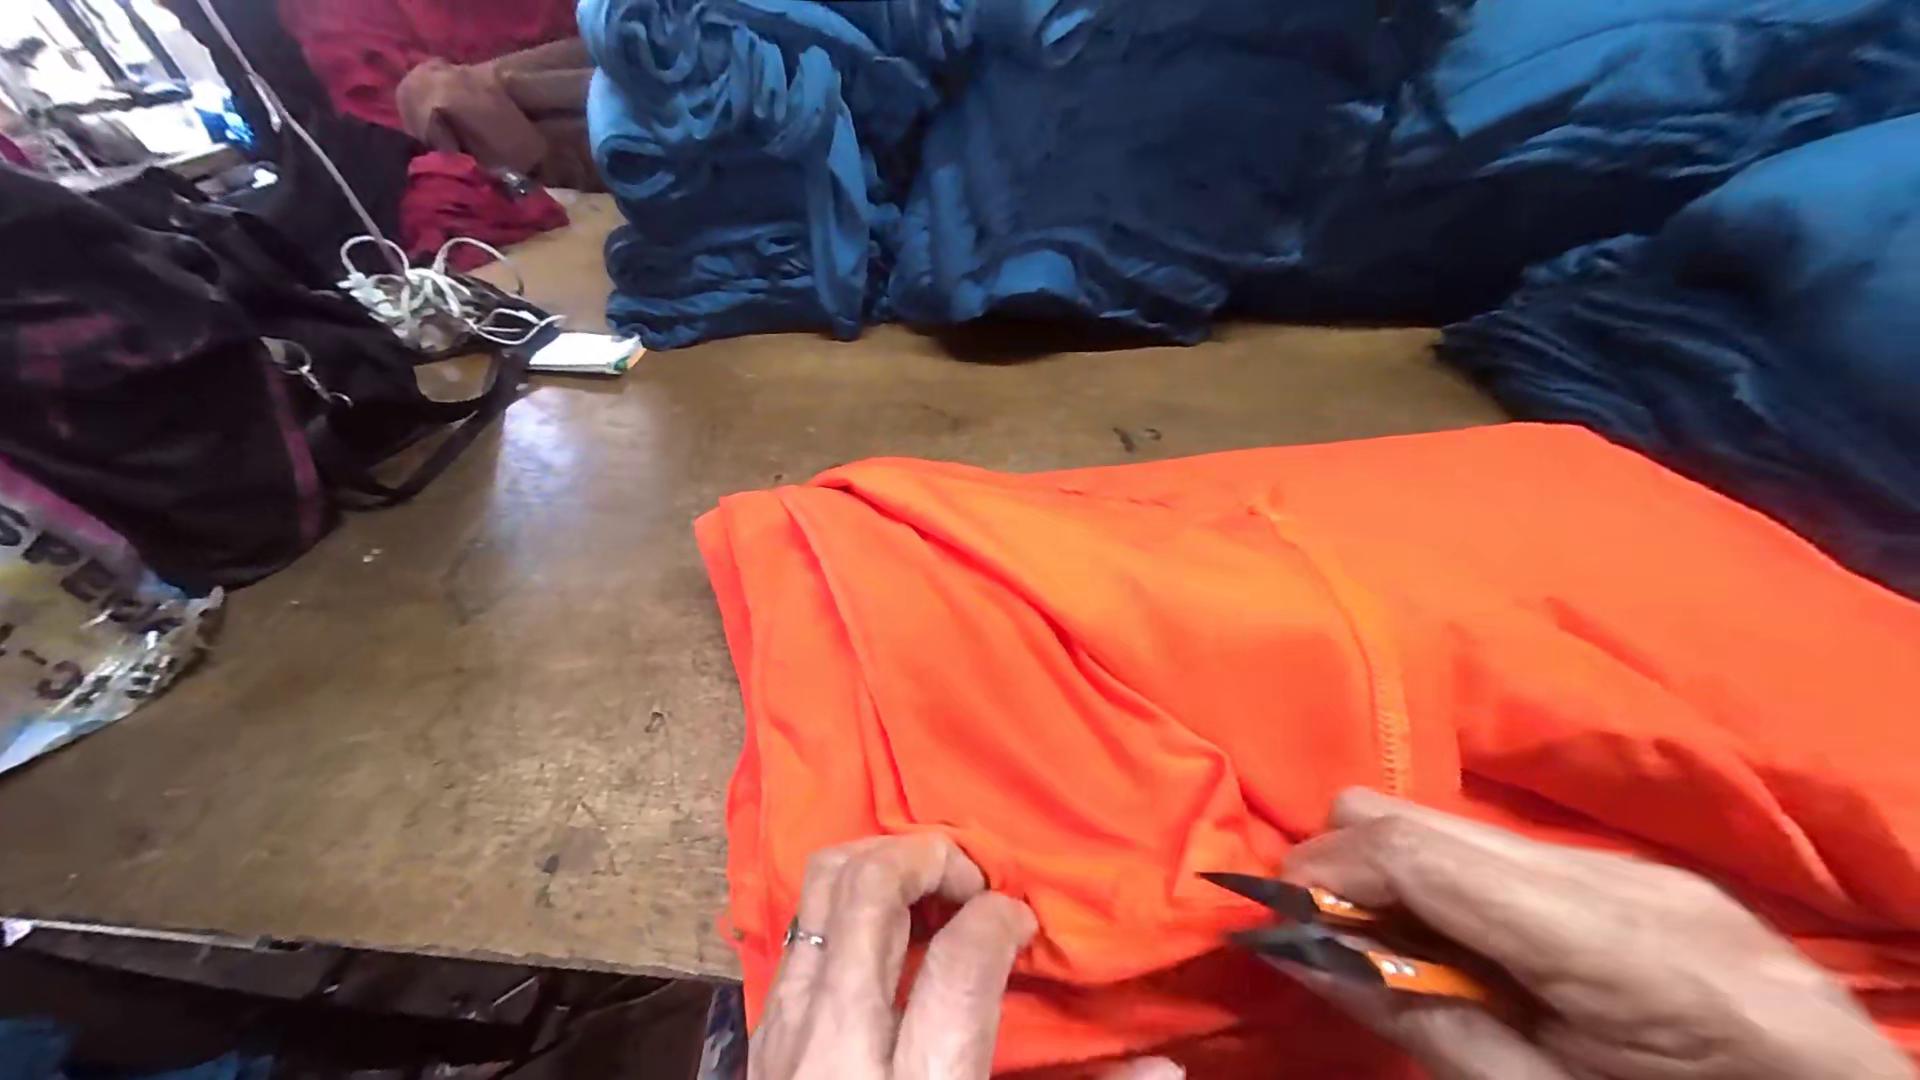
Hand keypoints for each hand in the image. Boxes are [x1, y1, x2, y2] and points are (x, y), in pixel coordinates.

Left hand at [750, 834, 1181, 1079]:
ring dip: (883, 859)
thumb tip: (1168, 1069)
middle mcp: (835, 1050)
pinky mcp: (764, 1027)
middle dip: (932, 858)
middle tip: (974, 883)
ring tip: (931, 884)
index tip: (1020, 922)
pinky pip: (803, 919)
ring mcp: (787, 1030)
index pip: (957, 964)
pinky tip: (887, 922)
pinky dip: (849, 893)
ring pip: (824, 884)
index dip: (999, 920)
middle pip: (871, 892)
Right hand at [1278, 789, 1913, 1079]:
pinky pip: (1486, 847)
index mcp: (1630, 952)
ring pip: (1437, 821)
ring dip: (1390, 874)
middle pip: (1412, 816)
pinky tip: (1467, 945)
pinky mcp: (1631, 870)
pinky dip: (1441, 883)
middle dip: (1345, 866)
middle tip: (1333, 937)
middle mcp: (1626, 877)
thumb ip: (1415, 1019)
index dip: (1325, 871)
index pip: (1417, 853)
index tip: (1277, 914)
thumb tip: (1293, 949)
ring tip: (1403, 947)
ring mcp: (1634, 865)